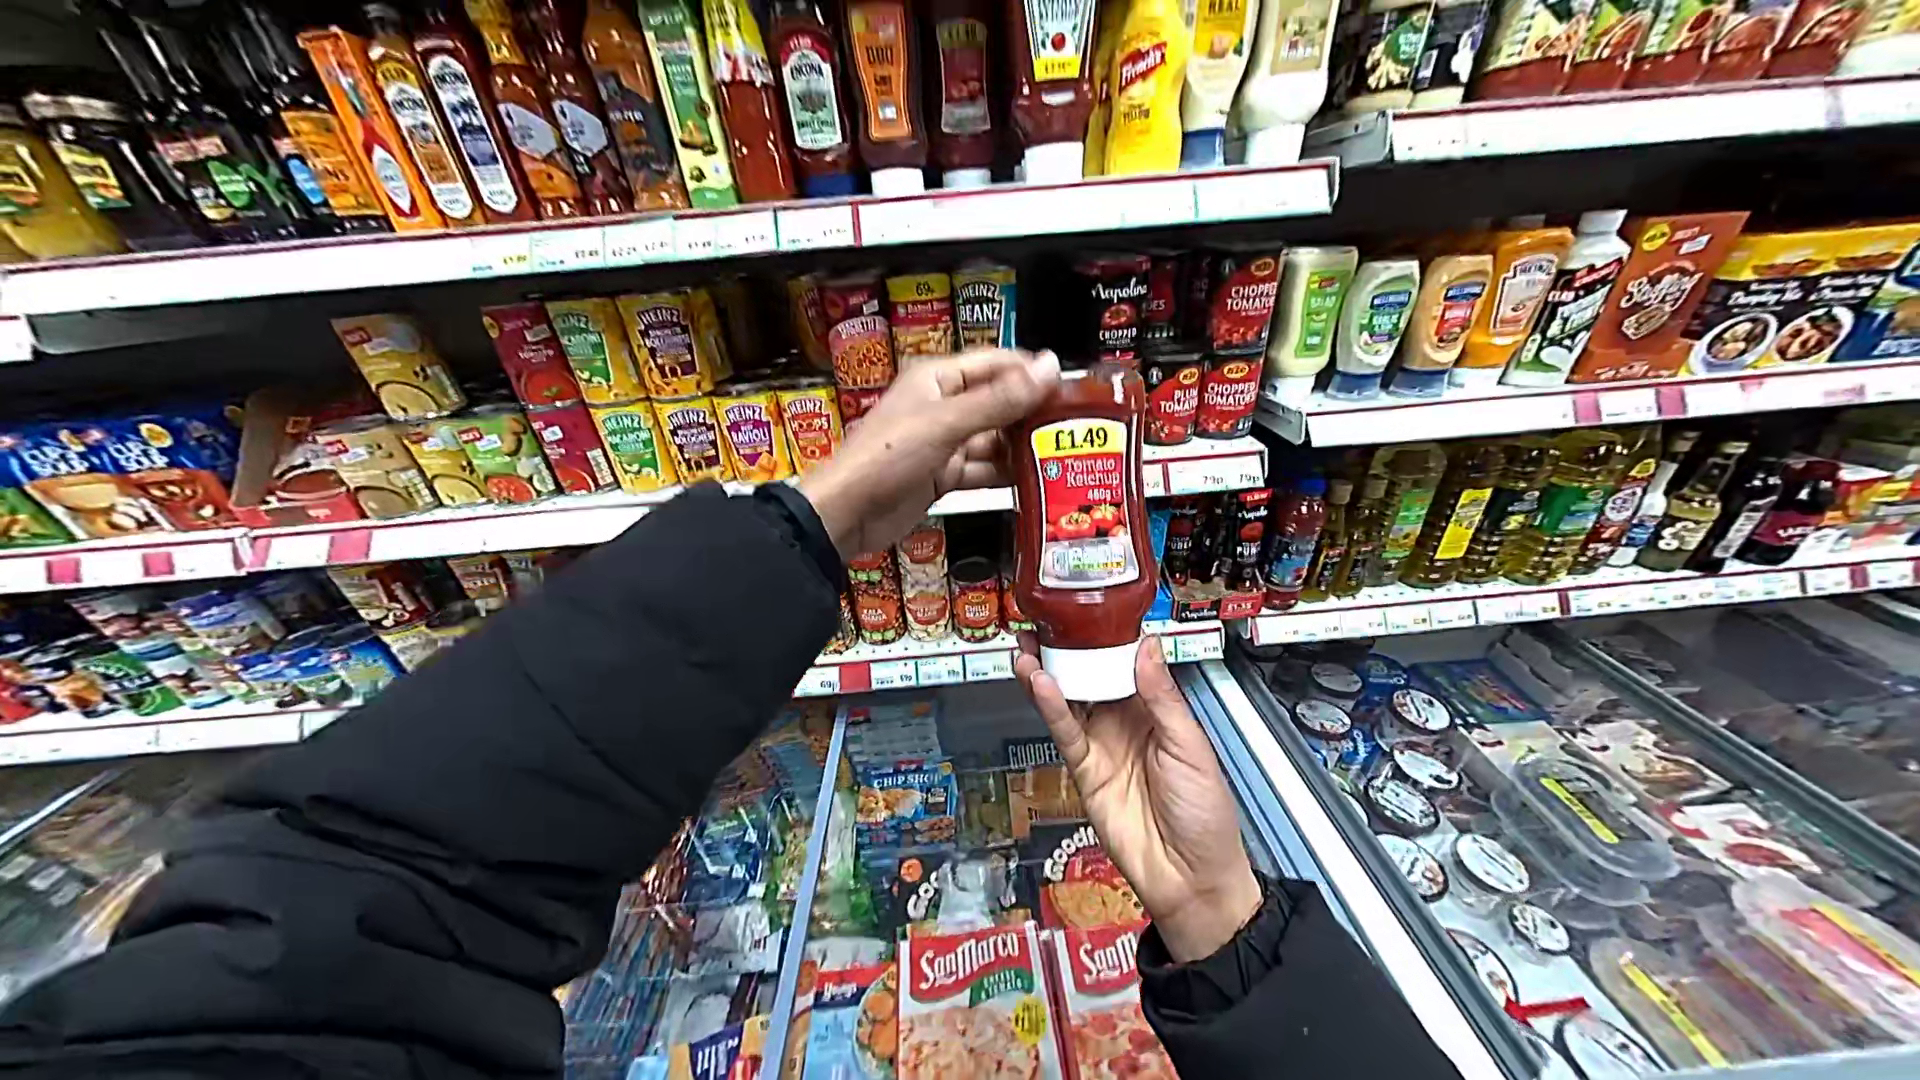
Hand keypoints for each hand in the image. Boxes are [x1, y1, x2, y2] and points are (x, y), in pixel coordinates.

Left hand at [798, 349, 1059, 556]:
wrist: (847, 514)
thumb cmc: (888, 459)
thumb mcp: (946, 425)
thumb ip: (999, 400)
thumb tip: (1050, 366)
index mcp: (939, 379)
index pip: (996, 363)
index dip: (1032, 373)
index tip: (1072, 389)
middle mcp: (944, 405)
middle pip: (999, 402)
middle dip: (1033, 413)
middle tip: (1076, 427)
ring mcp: (944, 443)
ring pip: (994, 439)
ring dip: (1023, 447)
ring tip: (1065, 455)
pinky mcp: (944, 475)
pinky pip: (983, 469)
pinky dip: (1006, 475)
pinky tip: (1037, 481)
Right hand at [1017, 635, 1262, 963]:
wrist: (1190, 878)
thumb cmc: (1204, 811)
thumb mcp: (1190, 747)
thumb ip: (1162, 697)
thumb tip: (1144, 645)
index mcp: (1155, 708)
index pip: (1124, 663)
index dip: (1103, 638)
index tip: (1085, 611)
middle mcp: (1123, 719)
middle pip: (1088, 676)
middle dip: (1065, 650)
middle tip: (1042, 623)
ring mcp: (1100, 743)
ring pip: (1068, 699)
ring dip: (1047, 672)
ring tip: (1028, 645)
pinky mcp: (1083, 769)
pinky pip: (1065, 732)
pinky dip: (1050, 707)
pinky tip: (1038, 683)